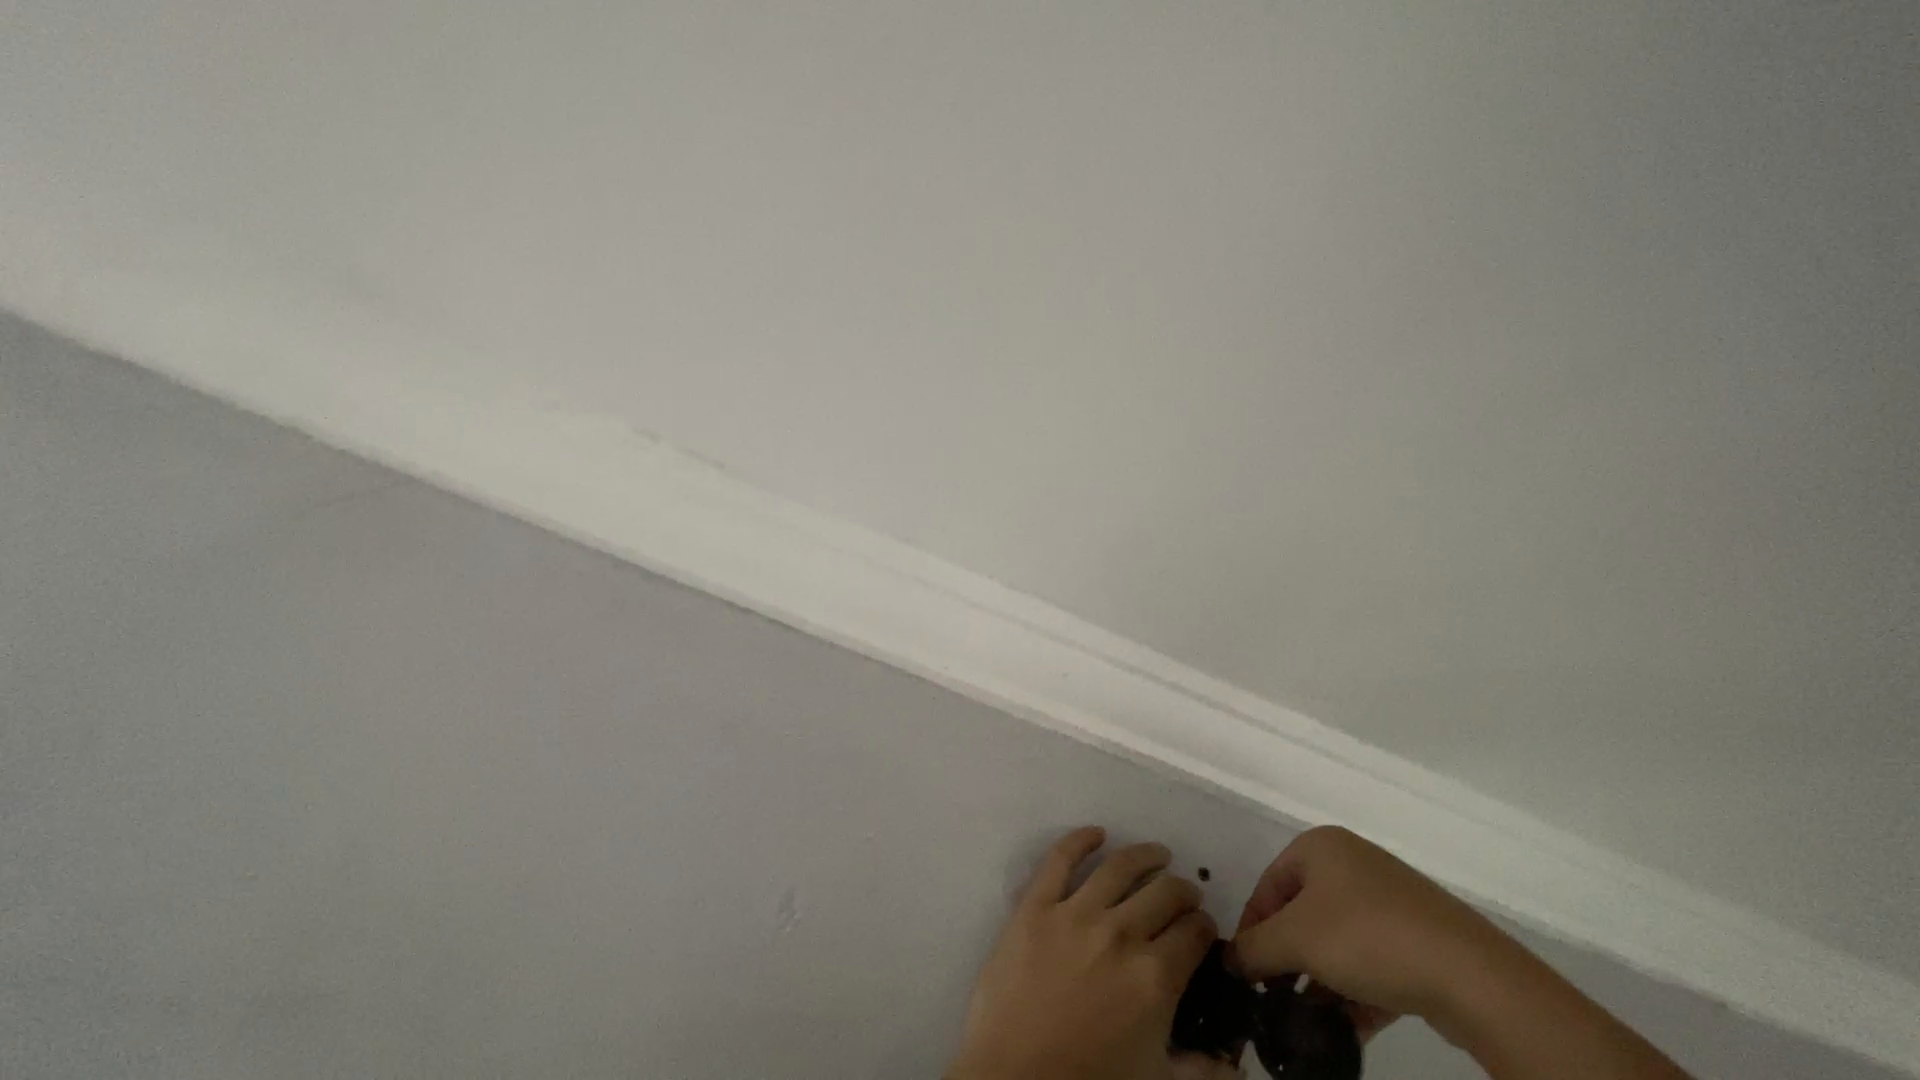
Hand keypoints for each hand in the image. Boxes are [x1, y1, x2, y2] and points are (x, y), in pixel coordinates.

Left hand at [948, 827, 1234, 1079]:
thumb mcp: (1157, 1078)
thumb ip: (1200, 1067)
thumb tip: (1233, 1065)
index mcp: (1156, 976)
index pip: (1194, 933)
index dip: (1203, 927)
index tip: (1201, 927)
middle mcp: (1121, 934)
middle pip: (1165, 893)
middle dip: (1182, 891)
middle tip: (1183, 893)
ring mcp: (1075, 914)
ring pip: (1120, 867)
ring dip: (1145, 856)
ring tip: (1156, 853)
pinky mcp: (1034, 907)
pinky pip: (1059, 859)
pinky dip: (1080, 840)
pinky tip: (1096, 834)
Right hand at [1231, 825, 1515, 1038]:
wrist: (1470, 974)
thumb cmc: (1366, 937)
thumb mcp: (1294, 941)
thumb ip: (1252, 950)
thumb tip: (1229, 961)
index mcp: (1321, 848)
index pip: (1268, 886)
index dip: (1251, 929)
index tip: (1246, 972)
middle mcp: (1355, 865)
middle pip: (1302, 915)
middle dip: (1287, 960)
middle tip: (1275, 997)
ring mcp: (1391, 903)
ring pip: (1338, 943)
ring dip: (1319, 983)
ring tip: (1308, 1021)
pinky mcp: (1419, 940)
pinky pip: (1372, 963)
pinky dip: (1355, 993)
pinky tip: (1345, 1030)